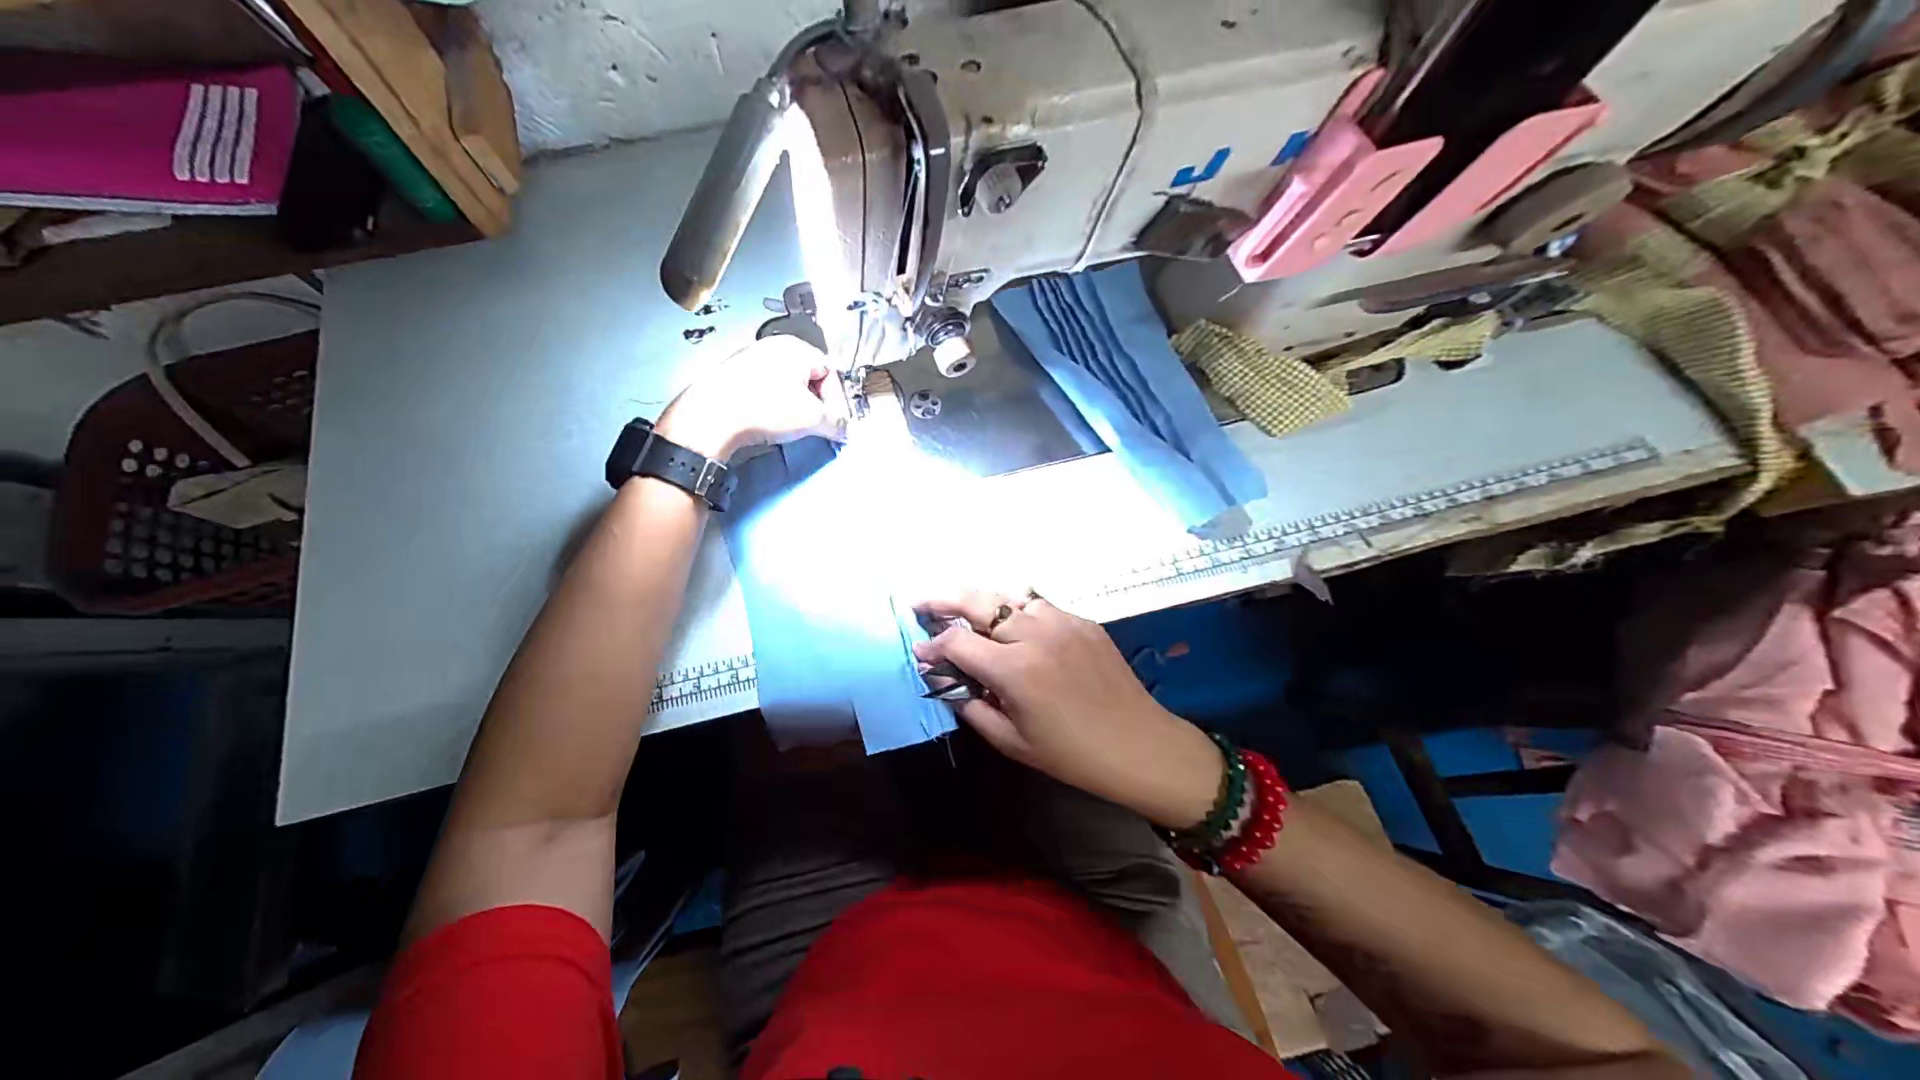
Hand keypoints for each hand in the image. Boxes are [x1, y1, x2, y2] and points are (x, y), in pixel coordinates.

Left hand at [655, 336, 847, 460]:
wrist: (712, 417)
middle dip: (815, 402)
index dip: (836, 400)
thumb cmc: (764, 408)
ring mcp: (750, 359)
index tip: (834, 422)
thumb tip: (845, 429)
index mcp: (796, 347)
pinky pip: (763, 388)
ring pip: (785, 383)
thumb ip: (836, 423)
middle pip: (807, 376)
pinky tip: (767, 421)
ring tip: (790, 426)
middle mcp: (772, 346)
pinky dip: (771, 404)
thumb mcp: (812, 419)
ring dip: (793, 405)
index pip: (830, 372)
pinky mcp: (732, 375)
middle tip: (815, 425)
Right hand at [912, 591, 1224, 829]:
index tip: (921, 653)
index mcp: (1013, 669)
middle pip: (978, 602)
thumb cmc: (1070, 754)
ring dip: (983, 602)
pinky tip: (1012, 622)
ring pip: (1010, 596)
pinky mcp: (1083, 622)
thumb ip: (972, 706)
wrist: (1138, 744)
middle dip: (943, 600)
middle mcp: (1034, 634)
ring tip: (966, 610)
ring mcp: (1062, 622)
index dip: (933, 646)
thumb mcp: (1010, 740)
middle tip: (921, 602)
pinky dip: (1018, 609)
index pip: (957, 642)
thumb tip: (949, 682)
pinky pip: (1041, 605)